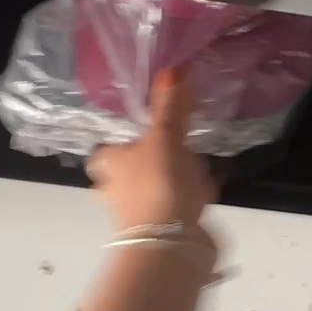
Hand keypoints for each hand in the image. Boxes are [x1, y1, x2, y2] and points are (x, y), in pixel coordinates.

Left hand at [86, 67, 215, 231]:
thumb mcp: (166, 137)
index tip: (143, 135)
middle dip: (145, 165)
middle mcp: (114, 191)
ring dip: (169, 183)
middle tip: (171, 152)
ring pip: (151, 191)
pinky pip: (174, 207)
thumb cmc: (159, 184)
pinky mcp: (164, 230)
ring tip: (194, 171)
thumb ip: (171, 106)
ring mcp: (138, 214)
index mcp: (108, 164)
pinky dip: (187, 199)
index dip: (121, 144)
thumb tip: (174, 67)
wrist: (172, 244)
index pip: (105, 151)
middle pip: (126, 173)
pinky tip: (205, 193)